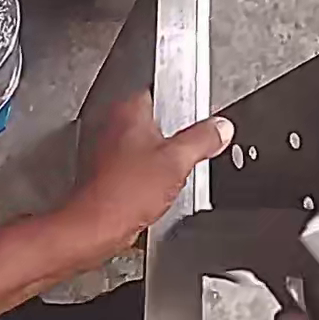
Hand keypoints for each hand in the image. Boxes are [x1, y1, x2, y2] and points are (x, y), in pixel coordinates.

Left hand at [65, 91, 232, 249]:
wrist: (97, 226)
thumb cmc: (125, 192)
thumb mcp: (178, 161)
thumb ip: (203, 139)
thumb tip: (221, 127)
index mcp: (129, 110)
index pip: (162, 93)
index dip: (184, 108)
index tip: (198, 123)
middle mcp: (113, 124)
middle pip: (156, 122)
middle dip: (174, 139)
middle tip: (184, 157)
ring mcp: (106, 148)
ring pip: (146, 147)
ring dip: (160, 160)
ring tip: (167, 178)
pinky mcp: (105, 171)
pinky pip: (136, 168)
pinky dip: (146, 177)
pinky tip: (152, 191)